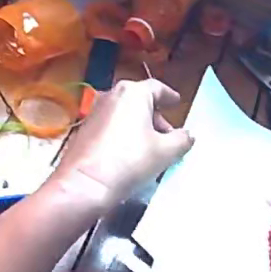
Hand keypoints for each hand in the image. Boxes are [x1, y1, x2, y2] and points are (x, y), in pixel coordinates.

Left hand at [46, 78, 192, 213]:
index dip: (170, 96)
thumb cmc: (130, 161)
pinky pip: (110, 126)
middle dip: (155, 117)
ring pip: (124, 114)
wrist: (85, 184)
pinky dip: (122, 135)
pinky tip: (128, 155)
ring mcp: (94, 111)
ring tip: (150, 149)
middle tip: (167, 136)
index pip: (158, 88)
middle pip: (139, 101)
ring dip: (138, 127)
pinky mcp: (83, 130)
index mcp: (133, 92)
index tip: (176, 103)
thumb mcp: (166, 152)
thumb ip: (182, 139)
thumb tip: (187, 135)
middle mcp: (111, 95)